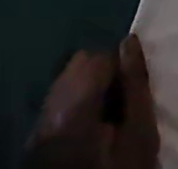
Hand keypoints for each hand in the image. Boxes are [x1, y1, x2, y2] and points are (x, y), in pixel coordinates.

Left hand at [24, 36, 159, 168]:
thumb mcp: (139, 136)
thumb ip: (136, 86)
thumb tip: (130, 41)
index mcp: (77, 96)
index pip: (101, 56)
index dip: (122, 70)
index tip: (135, 94)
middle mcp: (53, 100)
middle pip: (81, 64)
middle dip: (104, 76)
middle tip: (123, 107)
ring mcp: (42, 118)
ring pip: (69, 82)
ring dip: (90, 91)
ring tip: (108, 121)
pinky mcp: (38, 137)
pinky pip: (59, 104)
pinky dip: (76, 108)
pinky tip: (89, 133)